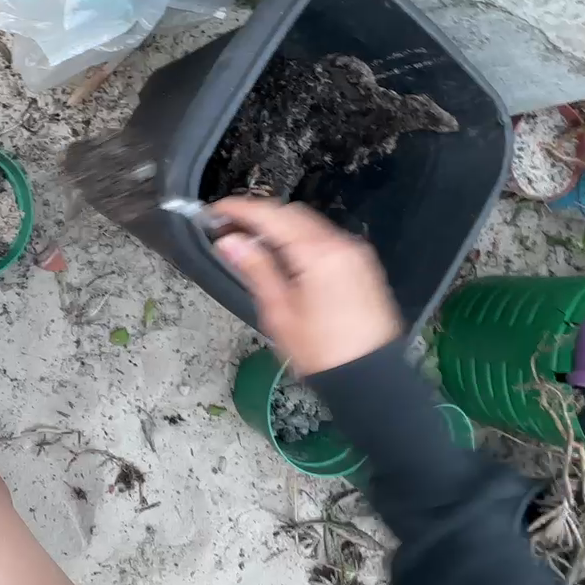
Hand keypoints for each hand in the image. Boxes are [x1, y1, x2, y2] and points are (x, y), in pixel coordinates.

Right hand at [208, 197, 401, 375]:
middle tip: (228, 225)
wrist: (368, 374)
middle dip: (257, 214)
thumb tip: (230, 242)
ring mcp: (353, 254)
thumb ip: (255, 269)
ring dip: (277, 224)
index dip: (239, 209)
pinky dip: (297, 236)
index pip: (271, 216)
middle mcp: (340, 247)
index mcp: (317, 256)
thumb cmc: (322, 350)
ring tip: (249, 239)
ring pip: (307, 223)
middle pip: (290, 213)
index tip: (216, 211)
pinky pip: (323, 237)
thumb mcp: (278, 311)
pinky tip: (280, 252)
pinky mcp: (359, 264)